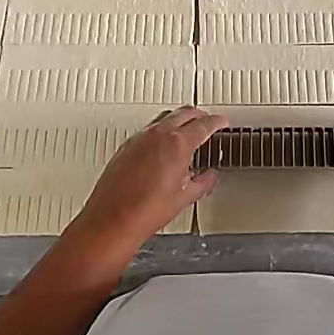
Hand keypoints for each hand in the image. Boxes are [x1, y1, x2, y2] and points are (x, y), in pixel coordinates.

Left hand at [64, 107, 227, 254]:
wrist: (111, 221)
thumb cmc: (143, 211)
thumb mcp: (185, 197)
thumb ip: (203, 182)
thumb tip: (208, 177)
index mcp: (178, 144)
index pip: (204, 124)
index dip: (217, 122)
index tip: (221, 122)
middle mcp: (157, 135)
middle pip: (184, 113)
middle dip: (200, 116)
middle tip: (208, 122)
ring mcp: (139, 139)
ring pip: (165, 118)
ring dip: (179, 119)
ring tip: (187, 131)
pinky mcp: (126, 147)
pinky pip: (148, 130)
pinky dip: (161, 131)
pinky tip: (162, 145)